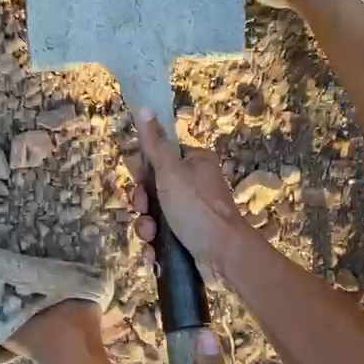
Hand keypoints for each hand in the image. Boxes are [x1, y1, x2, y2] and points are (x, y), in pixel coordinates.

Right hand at [134, 111, 252, 275]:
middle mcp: (195, 184)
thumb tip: (144, 107)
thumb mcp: (171, 171)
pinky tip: (154, 255)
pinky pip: (163, 237)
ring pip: (155, 214)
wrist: (224, 256)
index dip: (145, 171)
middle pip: (154, 188)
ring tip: (151, 238)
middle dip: (144, 204)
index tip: (139, 182)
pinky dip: (156, 246)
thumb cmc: (197, 207)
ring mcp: (193, 213)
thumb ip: (154, 143)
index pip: (162, 157)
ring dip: (146, 228)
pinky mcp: (190, 238)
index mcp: (195, 162)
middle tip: (144, 211)